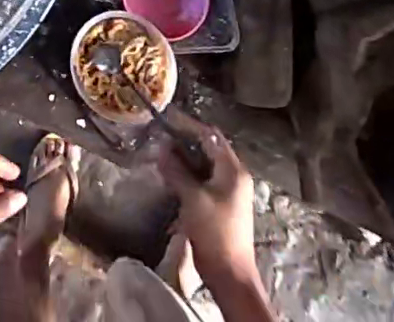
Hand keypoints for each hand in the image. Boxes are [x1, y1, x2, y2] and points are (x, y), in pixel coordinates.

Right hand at [156, 114, 261, 292]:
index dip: (188, 125)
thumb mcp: (193, 198)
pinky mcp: (220, 204)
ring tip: (160, 153)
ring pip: (203, 164)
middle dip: (183, 141)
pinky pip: (202, 179)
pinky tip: (169, 175)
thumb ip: (176, 170)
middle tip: (159, 136)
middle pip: (207, 148)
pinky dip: (187, 174)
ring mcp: (228, 191)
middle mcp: (233, 175)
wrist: (230, 276)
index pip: (210, 136)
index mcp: (233, 169)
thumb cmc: (214, 232)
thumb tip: (161, 147)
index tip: (166, 117)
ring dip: (183, 158)